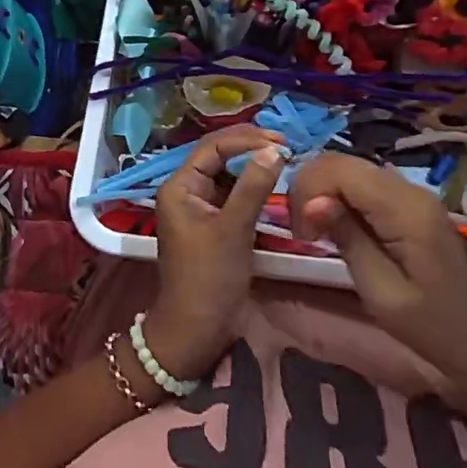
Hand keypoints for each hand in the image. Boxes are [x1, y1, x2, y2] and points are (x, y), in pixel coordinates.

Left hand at [149, 125, 285, 378]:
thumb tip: (275, 150)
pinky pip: (233, 195)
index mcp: (179, 187)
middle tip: (286, 146)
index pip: (212, 148)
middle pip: (219, 157)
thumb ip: (253, 187)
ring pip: (228, 175)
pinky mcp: (214, 223)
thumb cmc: (210, 276)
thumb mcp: (233, 229)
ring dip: (253, 166)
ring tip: (284, 159)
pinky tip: (273, 183)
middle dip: (250, 148)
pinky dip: (252, 187)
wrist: (197, 328)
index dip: (246, 139)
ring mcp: (200, 207)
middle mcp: (186, 191)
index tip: (281, 141)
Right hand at [289, 155, 466, 391]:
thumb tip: (312, 202)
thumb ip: (347, 239)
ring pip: (349, 169)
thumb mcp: (380, 291)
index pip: (340, 169)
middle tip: (305, 233)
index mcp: (406, 209)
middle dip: (311, 189)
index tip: (303, 234)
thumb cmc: (427, 324)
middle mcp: (410, 189)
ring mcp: (412, 193)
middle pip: (342, 162)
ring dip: (322, 192)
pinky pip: (363, 184)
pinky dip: (339, 197)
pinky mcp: (409, 202)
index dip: (309, 191)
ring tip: (317, 232)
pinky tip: (338, 228)